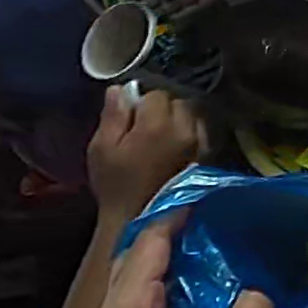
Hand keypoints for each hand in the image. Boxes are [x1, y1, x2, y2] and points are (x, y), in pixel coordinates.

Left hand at [83, 215, 273, 307]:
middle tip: (217, 216)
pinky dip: (171, 294)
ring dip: (172, 265)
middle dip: (173, 233)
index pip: (148, 243)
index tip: (214, 191)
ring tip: (215, 249)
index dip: (180, 211)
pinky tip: (203, 300)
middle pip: (136, 260)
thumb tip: (264, 286)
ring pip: (139, 289)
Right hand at [87, 88, 204, 215]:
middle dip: (163, 109)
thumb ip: (113, 115)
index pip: (157, 94)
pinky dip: (191, 132)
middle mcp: (185, 129)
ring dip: (179, 119)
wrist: (138, 218)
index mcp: (158, 124)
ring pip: (193, 115)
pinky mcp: (206, 155)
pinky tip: (176, 145)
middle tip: (145, 127)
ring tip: (161, 136)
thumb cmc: (115, 184)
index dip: (142, 102)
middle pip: (178, 102)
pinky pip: (202, 132)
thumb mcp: (102, 147)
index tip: (131, 118)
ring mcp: (199, 143)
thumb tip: (120, 89)